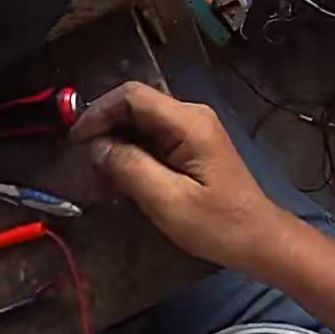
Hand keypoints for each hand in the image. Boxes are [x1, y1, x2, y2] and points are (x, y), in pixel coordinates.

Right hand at [71, 82, 296, 272]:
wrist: (258, 238)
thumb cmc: (218, 224)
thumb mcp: (169, 202)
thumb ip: (130, 168)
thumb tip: (96, 146)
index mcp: (189, 122)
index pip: (133, 95)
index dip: (98, 112)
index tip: (76, 141)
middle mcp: (191, 115)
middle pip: (135, 106)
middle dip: (106, 131)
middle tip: (87, 167)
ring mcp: (193, 128)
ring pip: (141, 123)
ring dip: (117, 146)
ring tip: (102, 181)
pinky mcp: (192, 144)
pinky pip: (153, 138)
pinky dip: (133, 155)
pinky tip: (123, 182)